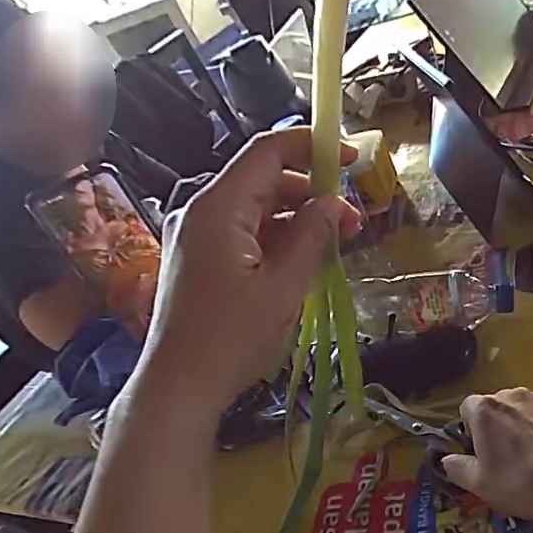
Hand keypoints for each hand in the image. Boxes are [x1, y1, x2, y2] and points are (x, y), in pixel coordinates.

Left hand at [138, 128, 358, 422]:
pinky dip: (276, 239)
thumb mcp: (283, 288)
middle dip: (311, 193)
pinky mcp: (199, 258)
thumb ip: (311, 238)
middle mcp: (202, 211)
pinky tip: (303, 261)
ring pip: (255, 209)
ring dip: (296, 219)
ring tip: (334, 245)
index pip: (267, 152)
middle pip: (263, 180)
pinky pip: (243, 233)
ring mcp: (196, 235)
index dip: (312, 147)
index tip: (351, 160)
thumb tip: (335, 204)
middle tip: (353, 222)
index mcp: (219, 208)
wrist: (180, 385)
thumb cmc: (232, 338)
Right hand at [439, 388, 532, 526]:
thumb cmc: (522, 483)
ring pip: (523, 409)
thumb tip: (446, 461)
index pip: (466, 409)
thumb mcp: (480, 485)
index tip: (480, 453)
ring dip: (522, 425)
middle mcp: (511, 395)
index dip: (470, 430)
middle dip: (497, 427)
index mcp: (484, 409)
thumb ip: (457, 468)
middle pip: (495, 407)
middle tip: (507, 459)